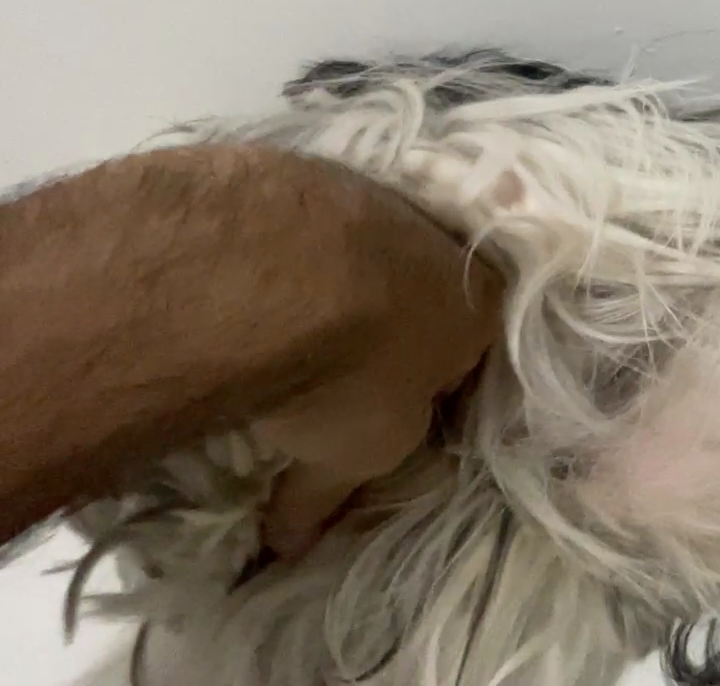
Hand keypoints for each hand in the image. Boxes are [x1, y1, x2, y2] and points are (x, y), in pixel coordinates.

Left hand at [246, 192, 503, 559]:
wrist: (270, 275)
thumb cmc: (348, 372)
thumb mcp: (356, 451)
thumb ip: (333, 492)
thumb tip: (289, 545)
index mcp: (483, 305)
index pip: (471, 349)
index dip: (429, 386)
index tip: (381, 410)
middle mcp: (449, 246)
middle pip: (423, 292)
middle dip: (387, 325)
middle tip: (327, 364)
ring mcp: (386, 203)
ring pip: (367, 250)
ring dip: (335, 279)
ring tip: (271, 317)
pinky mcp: (319, 174)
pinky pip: (304, 220)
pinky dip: (280, 246)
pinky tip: (236, 275)